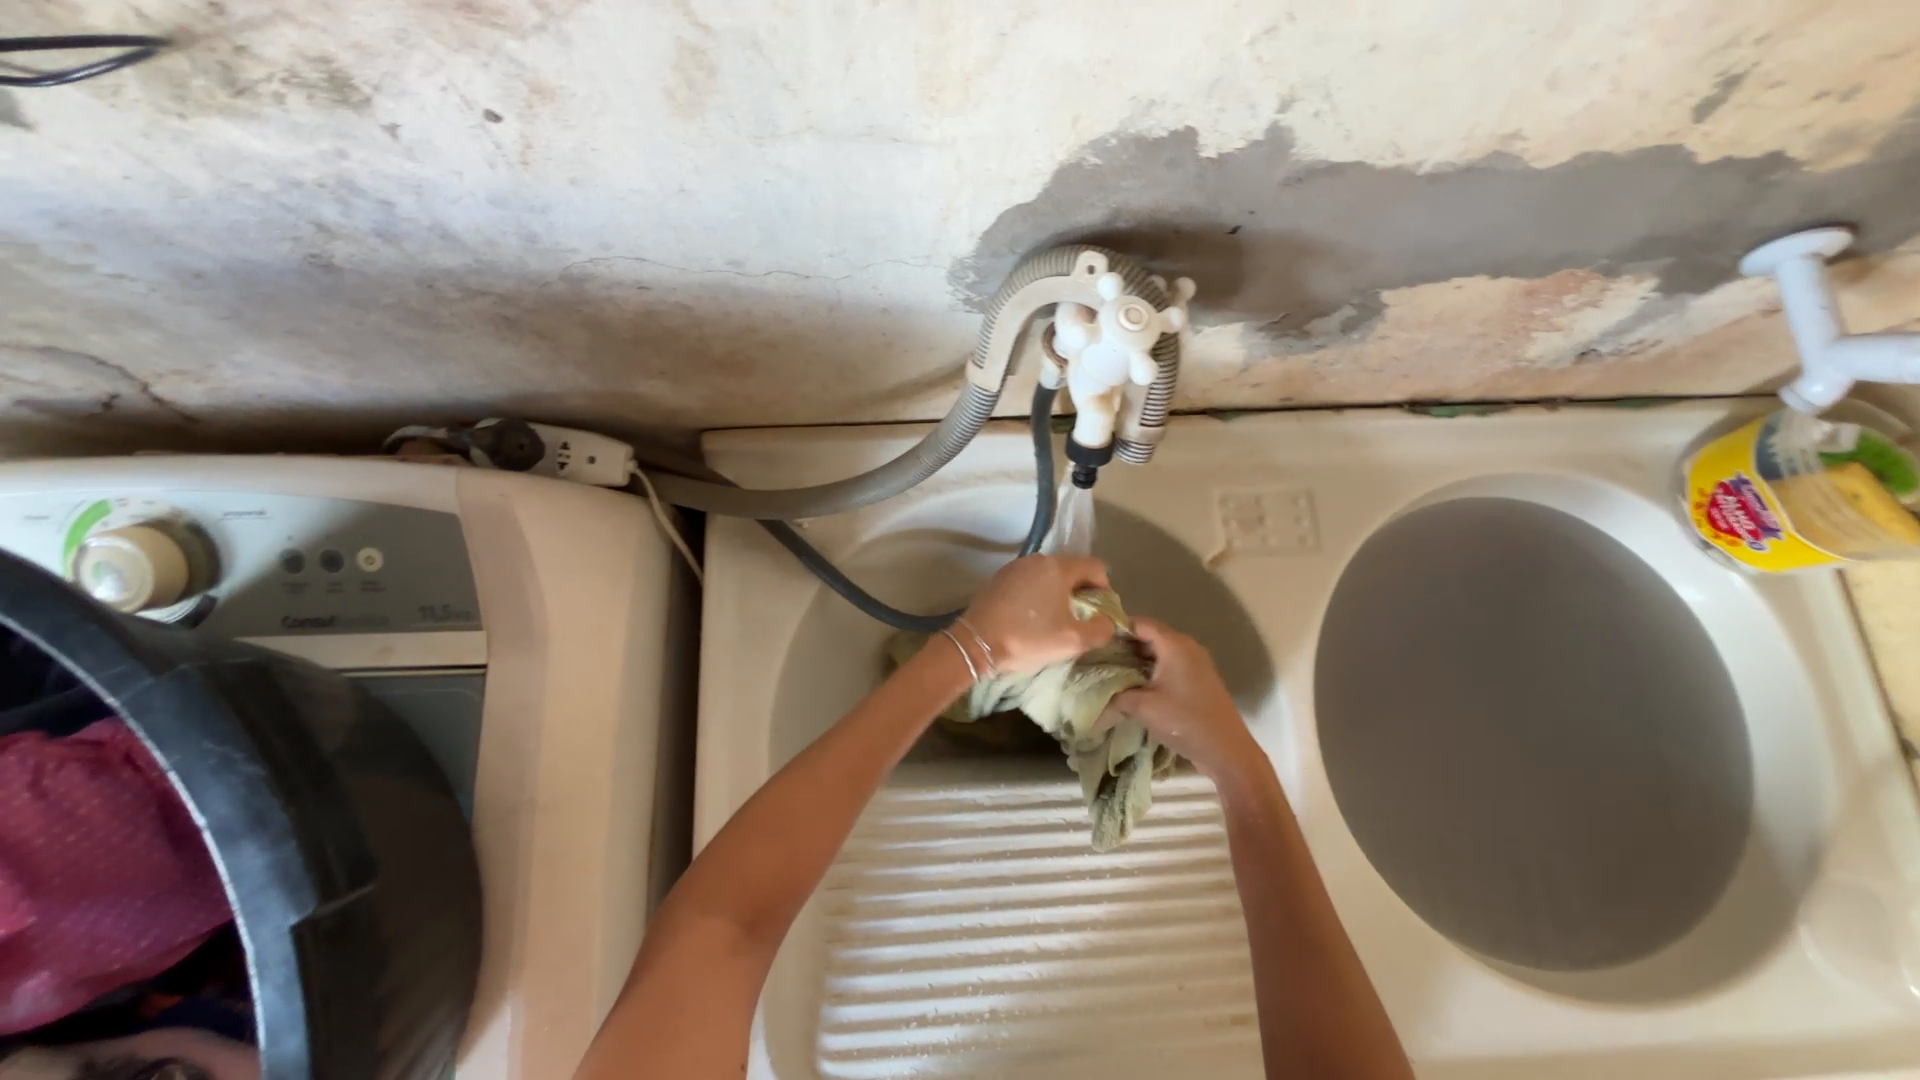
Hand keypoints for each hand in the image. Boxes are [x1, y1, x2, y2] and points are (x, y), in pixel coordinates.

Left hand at [960, 555, 1115, 674]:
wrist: (976, 644)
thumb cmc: (1028, 638)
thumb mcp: (1073, 641)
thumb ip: (1101, 629)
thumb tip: (1107, 621)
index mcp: (1058, 568)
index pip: (1096, 567)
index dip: (1105, 589)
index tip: (1100, 611)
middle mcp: (1037, 560)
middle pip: (1071, 569)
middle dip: (1081, 592)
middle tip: (1079, 618)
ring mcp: (1015, 567)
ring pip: (1048, 575)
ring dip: (1057, 593)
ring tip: (1054, 618)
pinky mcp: (998, 578)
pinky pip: (1028, 581)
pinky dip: (1036, 594)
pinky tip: (1030, 616)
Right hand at [1112, 616, 1254, 776]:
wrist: (1225, 749)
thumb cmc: (1184, 721)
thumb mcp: (1142, 707)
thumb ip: (1118, 694)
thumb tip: (1103, 689)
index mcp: (1174, 644)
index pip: (1140, 623)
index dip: (1117, 629)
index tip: (1096, 642)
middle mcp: (1187, 646)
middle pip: (1151, 635)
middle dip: (1126, 646)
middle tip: (1101, 659)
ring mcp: (1196, 662)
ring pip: (1161, 651)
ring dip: (1138, 660)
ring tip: (1114, 673)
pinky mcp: (1199, 678)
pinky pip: (1171, 664)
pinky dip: (1153, 669)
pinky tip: (1137, 686)